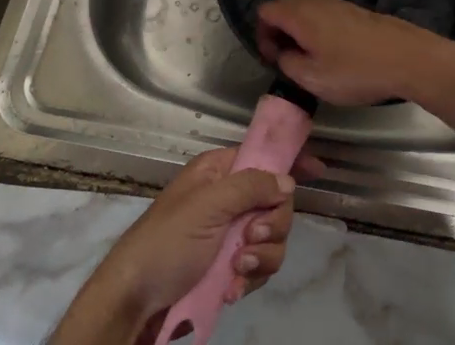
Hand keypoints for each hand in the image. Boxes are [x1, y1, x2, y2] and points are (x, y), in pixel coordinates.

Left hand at [54, 147, 321, 343]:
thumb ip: (250, 187)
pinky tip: (231, 288)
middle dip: (272, 224)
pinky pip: (260, 265)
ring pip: (273, 237)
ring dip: (261, 256)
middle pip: (276, 201)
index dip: (290, 160)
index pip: (262, 155)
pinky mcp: (230, 267)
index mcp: (218, 172)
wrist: (136, 299)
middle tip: (251, 237)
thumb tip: (288, 181)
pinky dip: (250, 277)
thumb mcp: (207, 206)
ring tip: (236, 270)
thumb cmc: (166, 242)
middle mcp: (227, 198)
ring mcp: (230, 234)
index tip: (318, 170)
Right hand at [255, 0, 454, 106]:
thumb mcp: (312, 78)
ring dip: (300, 32)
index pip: (265, 11)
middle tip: (289, 61)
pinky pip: (325, 15)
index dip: (261, 35)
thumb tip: (283, 54)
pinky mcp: (356, 12)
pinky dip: (319, 31)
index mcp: (300, 14)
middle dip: (279, 32)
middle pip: (285, 7)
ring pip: (307, 11)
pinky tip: (335, 55)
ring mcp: (339, 4)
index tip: (274, 60)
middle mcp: (317, 1)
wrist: (407, 58)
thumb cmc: (356, 70)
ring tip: (312, 61)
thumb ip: (288, 64)